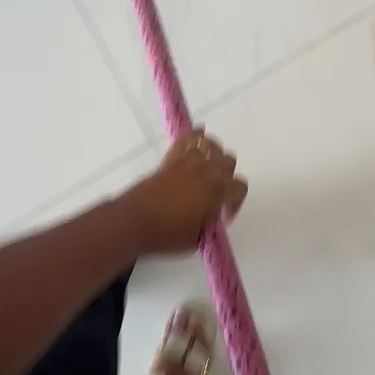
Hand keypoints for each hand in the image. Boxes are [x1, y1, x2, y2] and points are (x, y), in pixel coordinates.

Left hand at [118, 129, 248, 255]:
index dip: (236, 201)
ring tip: (208, 167)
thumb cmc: (166, 234)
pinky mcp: (172, 158)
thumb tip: (213, 215)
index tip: (223, 214)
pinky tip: (198, 136)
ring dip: (214, 155)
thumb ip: (211, 224)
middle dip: (227, 176)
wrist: (134, 221)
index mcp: (216, 191)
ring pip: (211, 146)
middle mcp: (207, 171)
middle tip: (215, 192)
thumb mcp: (197, 239)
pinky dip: (195, 135)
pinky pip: (188, 137)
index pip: (240, 187)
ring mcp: (188, 161)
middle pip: (229, 162)